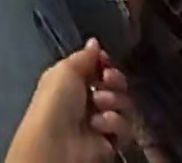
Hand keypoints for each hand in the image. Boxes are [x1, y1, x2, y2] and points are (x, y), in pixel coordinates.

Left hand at [4, 39, 136, 162]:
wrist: (58, 141)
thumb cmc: (57, 99)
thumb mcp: (66, 70)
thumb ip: (84, 56)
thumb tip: (95, 41)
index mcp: (72, 77)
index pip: (97, 66)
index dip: (104, 63)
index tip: (105, 61)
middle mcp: (87, 96)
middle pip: (114, 84)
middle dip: (114, 80)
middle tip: (108, 80)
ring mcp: (100, 119)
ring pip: (122, 105)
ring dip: (112, 102)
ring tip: (98, 106)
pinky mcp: (111, 141)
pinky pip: (124, 128)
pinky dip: (113, 125)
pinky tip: (99, 126)